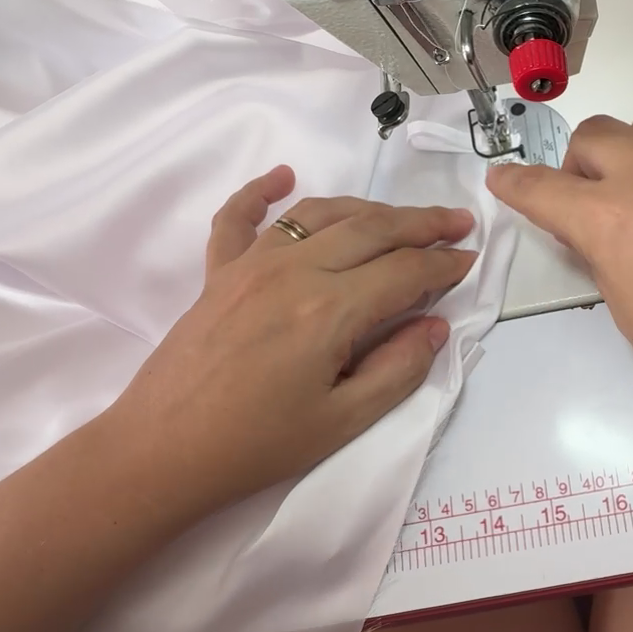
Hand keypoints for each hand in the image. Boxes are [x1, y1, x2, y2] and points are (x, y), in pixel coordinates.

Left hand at [104, 166, 476, 509]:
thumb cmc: (258, 445)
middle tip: (458, 221)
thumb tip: (435, 326)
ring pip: (321, 215)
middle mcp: (294, 272)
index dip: (445, 264)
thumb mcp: (345, 421)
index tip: (472, 260)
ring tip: (401, 217)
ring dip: (368, 208)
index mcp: (329, 311)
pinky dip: (262, 191)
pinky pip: (240, 217)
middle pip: (372, 229)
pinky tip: (283, 177)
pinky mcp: (218, 273)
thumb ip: (399, 368)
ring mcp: (251, 265)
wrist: (160, 454)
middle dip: (423, 223)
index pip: (405, 271)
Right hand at [488, 111, 632, 437]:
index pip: (543, 187)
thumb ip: (602, 254)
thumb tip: (594, 231)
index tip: (504, 181)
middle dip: (576, 165)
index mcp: (613, 218)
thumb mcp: (629, 309)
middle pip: (595, 136)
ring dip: (632, 149)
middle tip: (585, 199)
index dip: (515, 185)